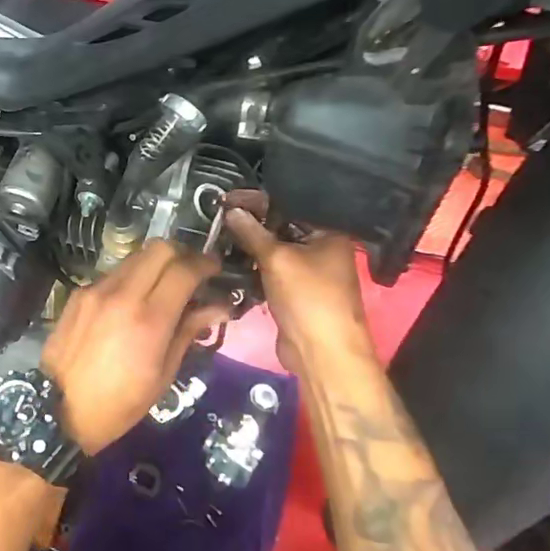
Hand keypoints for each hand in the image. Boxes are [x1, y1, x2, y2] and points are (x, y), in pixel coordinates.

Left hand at [40, 240, 229, 454]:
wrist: (59, 409)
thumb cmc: (120, 403)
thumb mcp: (163, 374)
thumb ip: (189, 331)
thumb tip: (218, 306)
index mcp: (149, 318)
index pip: (184, 270)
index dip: (205, 264)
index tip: (216, 269)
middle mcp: (122, 294)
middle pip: (159, 249)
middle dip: (182, 254)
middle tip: (192, 273)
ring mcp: (96, 290)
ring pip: (135, 257)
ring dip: (156, 264)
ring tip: (165, 287)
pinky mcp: (79, 293)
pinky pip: (113, 274)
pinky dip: (131, 279)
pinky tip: (133, 302)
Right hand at [223, 202, 367, 371]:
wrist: (321, 352)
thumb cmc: (308, 298)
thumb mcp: (277, 259)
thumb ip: (252, 232)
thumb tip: (231, 210)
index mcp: (329, 233)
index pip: (292, 205)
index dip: (260, 201)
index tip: (230, 198)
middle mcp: (322, 248)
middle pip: (282, 226)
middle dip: (252, 223)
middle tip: (220, 215)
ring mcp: (308, 271)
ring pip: (274, 249)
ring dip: (250, 245)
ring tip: (220, 234)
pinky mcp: (294, 291)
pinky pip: (270, 269)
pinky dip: (253, 265)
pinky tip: (230, 259)